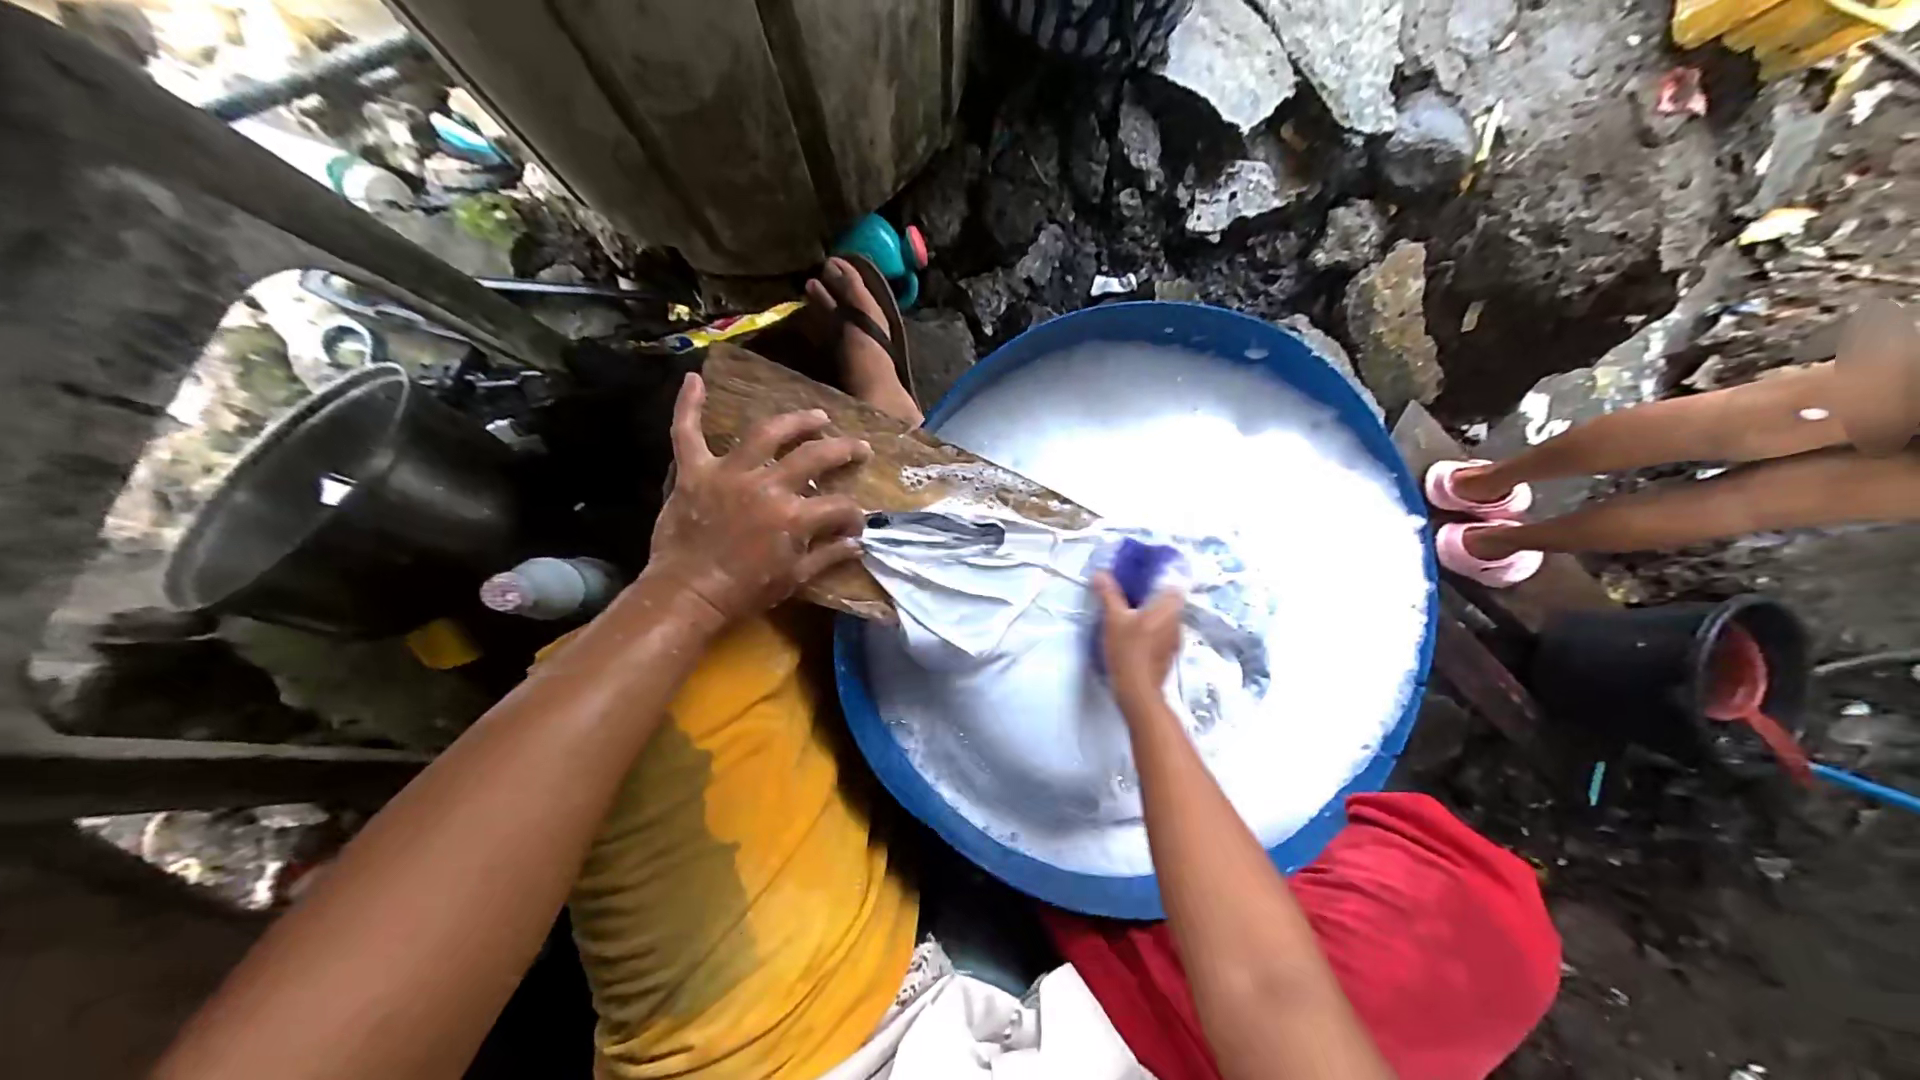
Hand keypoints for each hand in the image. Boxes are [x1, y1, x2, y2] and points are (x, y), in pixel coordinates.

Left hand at [645, 373, 871, 631]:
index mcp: (794, 517)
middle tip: (858, 447)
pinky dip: (688, 405)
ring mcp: (729, 474)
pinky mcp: (695, 472)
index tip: (855, 523)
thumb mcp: (795, 579)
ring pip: (765, 433)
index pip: (840, 506)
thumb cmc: (745, 592)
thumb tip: (857, 544)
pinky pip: (687, 433)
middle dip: (843, 449)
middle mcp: (767, 486)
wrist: (688, 594)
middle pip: (814, 457)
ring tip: (815, 416)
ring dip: (795, 420)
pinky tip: (693, 379)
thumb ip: (828, 556)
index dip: (854, 515)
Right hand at [1093, 571, 1184, 713]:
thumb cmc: (1127, 650)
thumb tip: (1100, 573)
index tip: (1138, 580)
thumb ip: (1108, 593)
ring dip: (1151, 614)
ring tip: (1129, 615)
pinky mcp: (1171, 653)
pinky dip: (1152, 630)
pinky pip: (1163, 632)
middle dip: (1150, 596)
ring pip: (1166, 617)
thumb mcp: (1113, 619)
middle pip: (1168, 600)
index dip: (1157, 578)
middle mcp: (1178, 620)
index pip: (1172, 582)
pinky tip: (1135, 636)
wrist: (1138, 690)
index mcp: (1169, 606)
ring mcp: (1176, 638)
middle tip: (1128, 596)